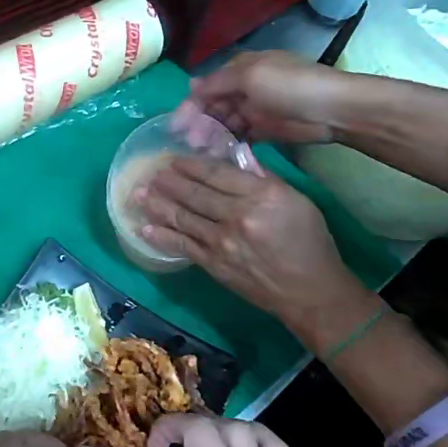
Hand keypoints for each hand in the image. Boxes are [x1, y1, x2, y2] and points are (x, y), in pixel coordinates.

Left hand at [134, 156, 380, 349]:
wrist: (309, 292)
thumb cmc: (308, 242)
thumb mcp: (297, 201)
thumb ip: (264, 177)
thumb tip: (238, 154)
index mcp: (260, 196)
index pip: (217, 173)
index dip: (191, 165)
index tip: (174, 159)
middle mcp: (237, 216)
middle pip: (194, 194)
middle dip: (168, 181)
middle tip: (149, 171)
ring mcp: (221, 241)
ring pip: (182, 217)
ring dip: (156, 204)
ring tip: (138, 193)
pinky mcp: (212, 263)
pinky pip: (181, 246)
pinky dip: (161, 236)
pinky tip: (144, 227)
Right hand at [190, 51, 355, 144]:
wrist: (335, 109)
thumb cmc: (290, 86)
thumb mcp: (250, 76)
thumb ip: (217, 83)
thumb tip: (190, 86)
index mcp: (240, 69)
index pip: (206, 88)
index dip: (190, 106)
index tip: (176, 127)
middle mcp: (245, 88)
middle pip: (213, 107)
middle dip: (199, 123)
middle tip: (190, 143)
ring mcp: (256, 110)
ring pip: (224, 124)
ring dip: (211, 136)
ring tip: (204, 151)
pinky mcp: (266, 130)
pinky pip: (240, 137)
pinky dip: (228, 144)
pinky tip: (219, 155)